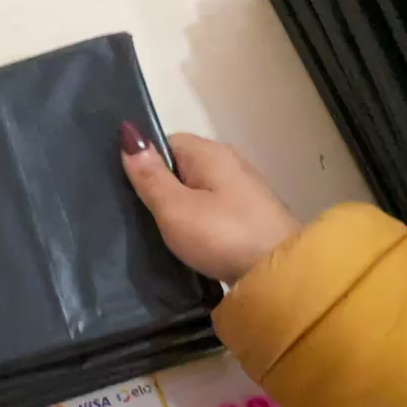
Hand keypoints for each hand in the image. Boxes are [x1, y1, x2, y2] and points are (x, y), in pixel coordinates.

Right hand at [120, 124, 302, 283]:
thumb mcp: (174, 207)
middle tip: (138, 216)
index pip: (166, 142)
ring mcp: (242, 189)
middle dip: (159, 187)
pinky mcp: (248, 214)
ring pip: (196, 189)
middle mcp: (228, 162)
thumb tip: (128, 133)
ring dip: (177, 207)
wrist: (278, 272)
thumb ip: (150, 175)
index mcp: (209, 152)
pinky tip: (187, 240)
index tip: (129, 192)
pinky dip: (196, 221)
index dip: (144, 163)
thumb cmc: (221, 235)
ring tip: (158, 231)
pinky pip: (210, 208)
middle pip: (181, 166)